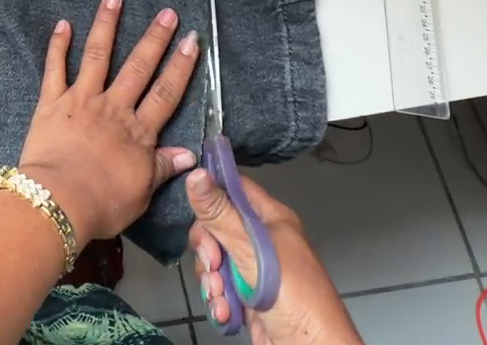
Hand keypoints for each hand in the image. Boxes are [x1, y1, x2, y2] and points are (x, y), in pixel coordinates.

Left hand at [16, 0, 201, 242]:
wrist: (59, 202)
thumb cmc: (103, 203)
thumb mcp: (142, 192)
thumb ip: (162, 167)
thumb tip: (190, 154)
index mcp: (138, 131)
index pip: (165, 93)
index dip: (180, 66)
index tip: (191, 40)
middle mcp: (113, 107)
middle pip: (138, 67)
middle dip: (154, 38)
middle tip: (166, 12)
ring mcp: (81, 99)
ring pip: (97, 55)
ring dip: (106, 24)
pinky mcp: (52, 101)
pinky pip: (55, 68)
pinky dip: (58, 45)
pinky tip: (63, 23)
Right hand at [188, 171, 362, 344]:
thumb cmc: (291, 296)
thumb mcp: (251, 250)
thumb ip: (219, 213)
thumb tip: (195, 172)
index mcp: (271, 218)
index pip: (232, 188)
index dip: (209, 195)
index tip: (196, 213)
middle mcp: (262, 240)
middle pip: (217, 226)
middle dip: (207, 249)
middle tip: (212, 265)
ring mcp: (255, 270)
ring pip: (215, 259)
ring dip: (211, 279)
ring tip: (220, 298)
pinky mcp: (248, 296)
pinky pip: (221, 285)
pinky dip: (218, 299)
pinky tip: (224, 313)